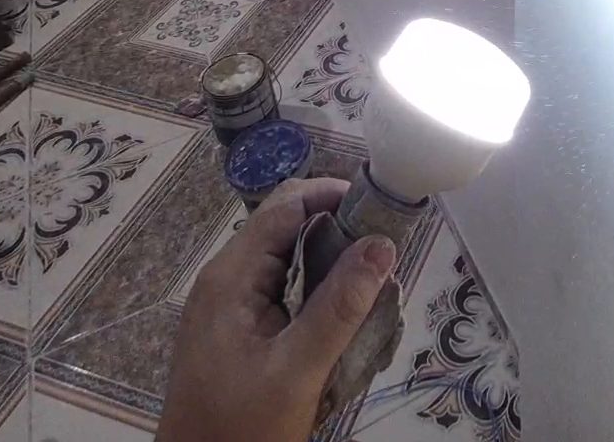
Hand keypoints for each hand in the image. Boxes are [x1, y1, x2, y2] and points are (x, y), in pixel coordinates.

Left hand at [157, 177, 396, 441]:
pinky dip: (320, 283)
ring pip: (291, 252)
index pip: (288, 204)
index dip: (335, 194)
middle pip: (289, 223)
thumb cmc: (241, 431)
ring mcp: (232, 301)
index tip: (381, 210)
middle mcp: (228, 276)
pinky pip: (286, 282)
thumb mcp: (297, 371)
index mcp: (232, 276)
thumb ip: (340, 306)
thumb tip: (383, 242)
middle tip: (385, 248)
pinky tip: (347, 307)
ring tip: (375, 276)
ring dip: (333, 256)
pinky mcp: (240, 324)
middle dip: (339, 225)